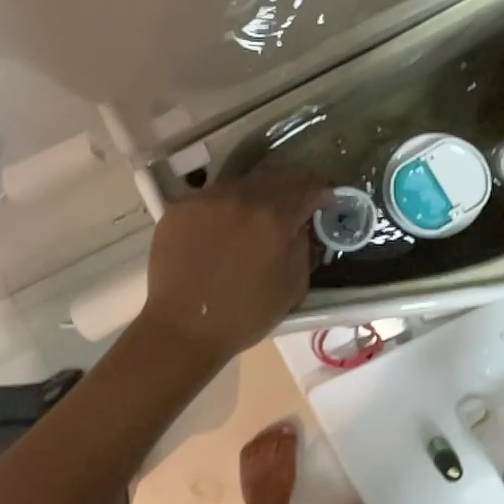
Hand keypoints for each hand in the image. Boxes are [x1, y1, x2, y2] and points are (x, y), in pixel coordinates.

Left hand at [138, 172, 328, 363]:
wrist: (183, 329)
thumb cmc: (245, 315)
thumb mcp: (293, 285)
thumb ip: (303, 245)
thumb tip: (300, 223)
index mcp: (273, 216)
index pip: (307, 186)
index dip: (321, 192)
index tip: (324, 202)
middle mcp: (239, 196)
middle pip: (273, 175)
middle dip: (289, 187)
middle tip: (293, 204)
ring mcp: (205, 199)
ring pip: (239, 184)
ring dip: (253, 196)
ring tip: (253, 220)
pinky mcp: (178, 207)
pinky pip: (209, 199)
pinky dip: (222, 210)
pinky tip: (219, 232)